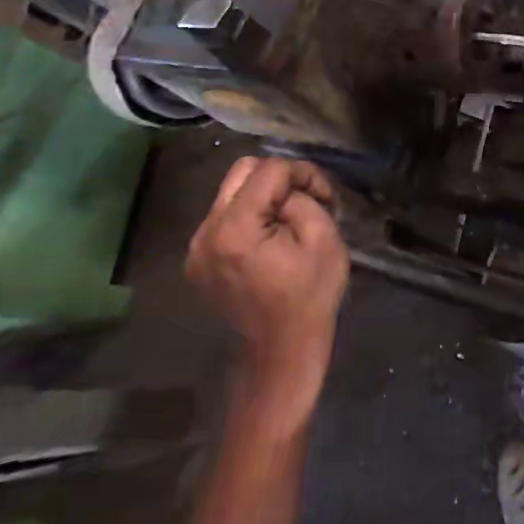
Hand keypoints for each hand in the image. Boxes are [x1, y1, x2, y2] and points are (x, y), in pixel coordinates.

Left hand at [185, 156, 348, 413]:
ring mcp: (197, 248)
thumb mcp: (323, 239)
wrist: (280, 353)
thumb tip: (290, 191)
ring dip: (264, 196)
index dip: (303, 174)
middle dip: (280, 179)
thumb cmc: (309, 298)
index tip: (325, 197)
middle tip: (307, 201)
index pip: (269, 170)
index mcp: (234, 229)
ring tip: (290, 219)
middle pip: (243, 172)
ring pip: (232, 192)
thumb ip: (304, 200)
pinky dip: (250, 215)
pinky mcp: (198, 260)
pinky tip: (271, 237)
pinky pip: (225, 217)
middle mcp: (206, 233)